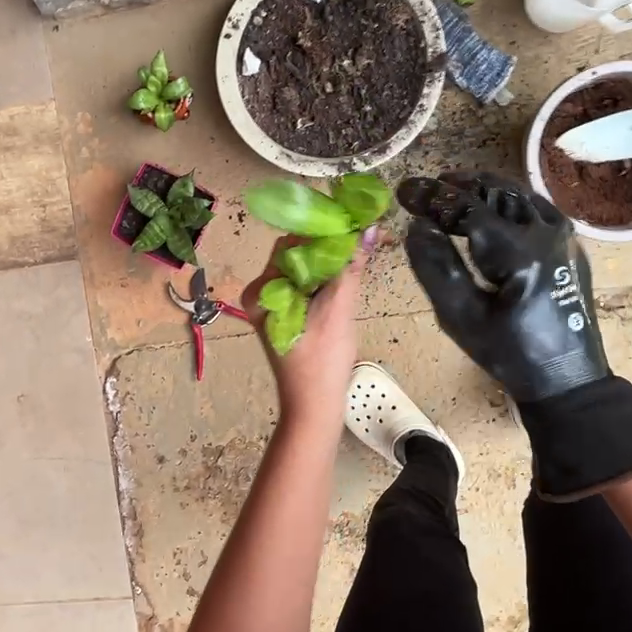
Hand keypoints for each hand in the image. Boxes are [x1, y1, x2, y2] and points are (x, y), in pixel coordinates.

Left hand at [244, 230, 373, 429]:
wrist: (314, 408)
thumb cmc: (321, 362)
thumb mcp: (338, 310)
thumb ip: (351, 267)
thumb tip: (370, 228)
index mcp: (262, 290)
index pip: (291, 245)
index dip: (321, 231)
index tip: (352, 223)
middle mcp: (261, 293)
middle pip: (297, 256)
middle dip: (328, 246)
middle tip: (361, 238)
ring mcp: (273, 306)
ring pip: (304, 271)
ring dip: (330, 263)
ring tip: (359, 254)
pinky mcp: (286, 317)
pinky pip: (306, 287)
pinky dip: (326, 280)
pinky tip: (347, 277)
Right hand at [402, 172, 631, 500]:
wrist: (567, 379)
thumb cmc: (508, 354)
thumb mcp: (461, 317)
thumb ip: (435, 267)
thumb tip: (416, 226)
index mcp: (518, 254)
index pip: (466, 208)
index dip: (431, 197)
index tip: (403, 190)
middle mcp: (546, 234)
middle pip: (495, 191)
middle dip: (457, 185)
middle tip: (427, 188)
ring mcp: (564, 237)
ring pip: (518, 195)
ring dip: (482, 189)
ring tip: (453, 190)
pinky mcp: (571, 245)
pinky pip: (535, 208)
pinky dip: (506, 202)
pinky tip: (489, 210)